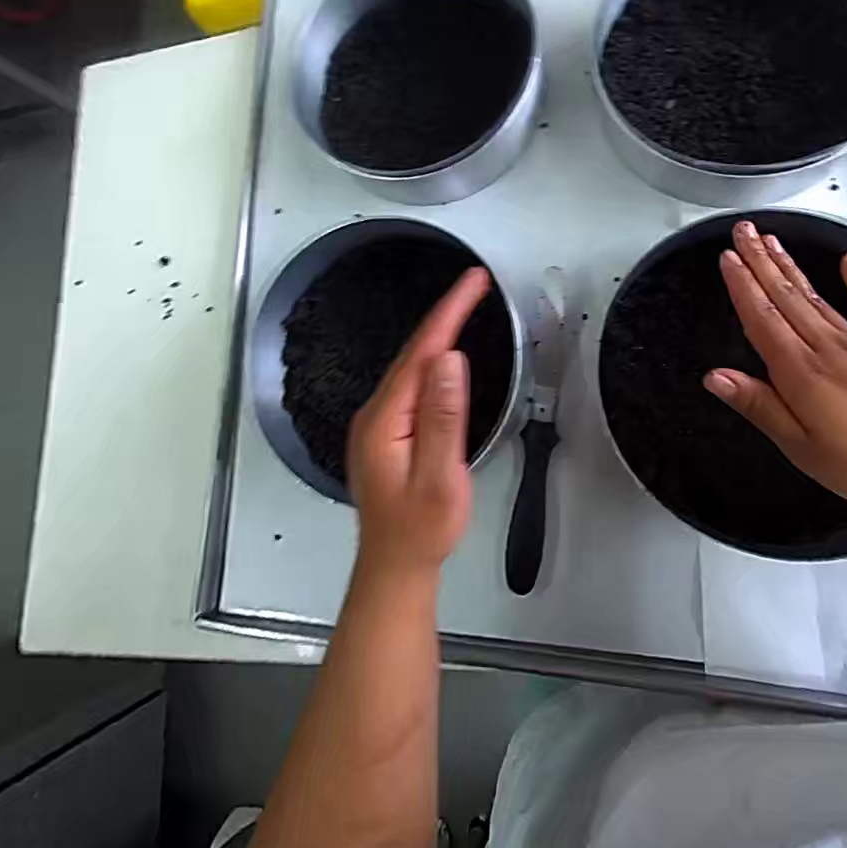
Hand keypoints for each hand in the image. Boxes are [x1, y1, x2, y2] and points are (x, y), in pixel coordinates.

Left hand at [347, 267, 490, 577]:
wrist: (395, 563)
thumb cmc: (419, 529)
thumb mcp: (439, 476)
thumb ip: (443, 417)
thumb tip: (448, 363)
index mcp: (384, 421)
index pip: (420, 354)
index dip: (448, 314)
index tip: (471, 284)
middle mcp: (373, 416)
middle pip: (412, 354)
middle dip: (444, 316)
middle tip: (473, 288)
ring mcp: (376, 424)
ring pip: (409, 368)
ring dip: (437, 337)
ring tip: (462, 310)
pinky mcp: (384, 433)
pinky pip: (408, 386)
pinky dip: (428, 364)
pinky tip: (440, 358)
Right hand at [706, 220, 846, 531]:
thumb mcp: (802, 446)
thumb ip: (758, 405)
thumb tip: (717, 378)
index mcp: (804, 373)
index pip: (762, 318)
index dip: (741, 285)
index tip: (726, 259)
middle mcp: (832, 351)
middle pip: (787, 296)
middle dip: (760, 261)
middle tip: (743, 232)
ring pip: (817, 296)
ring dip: (791, 266)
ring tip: (772, 243)